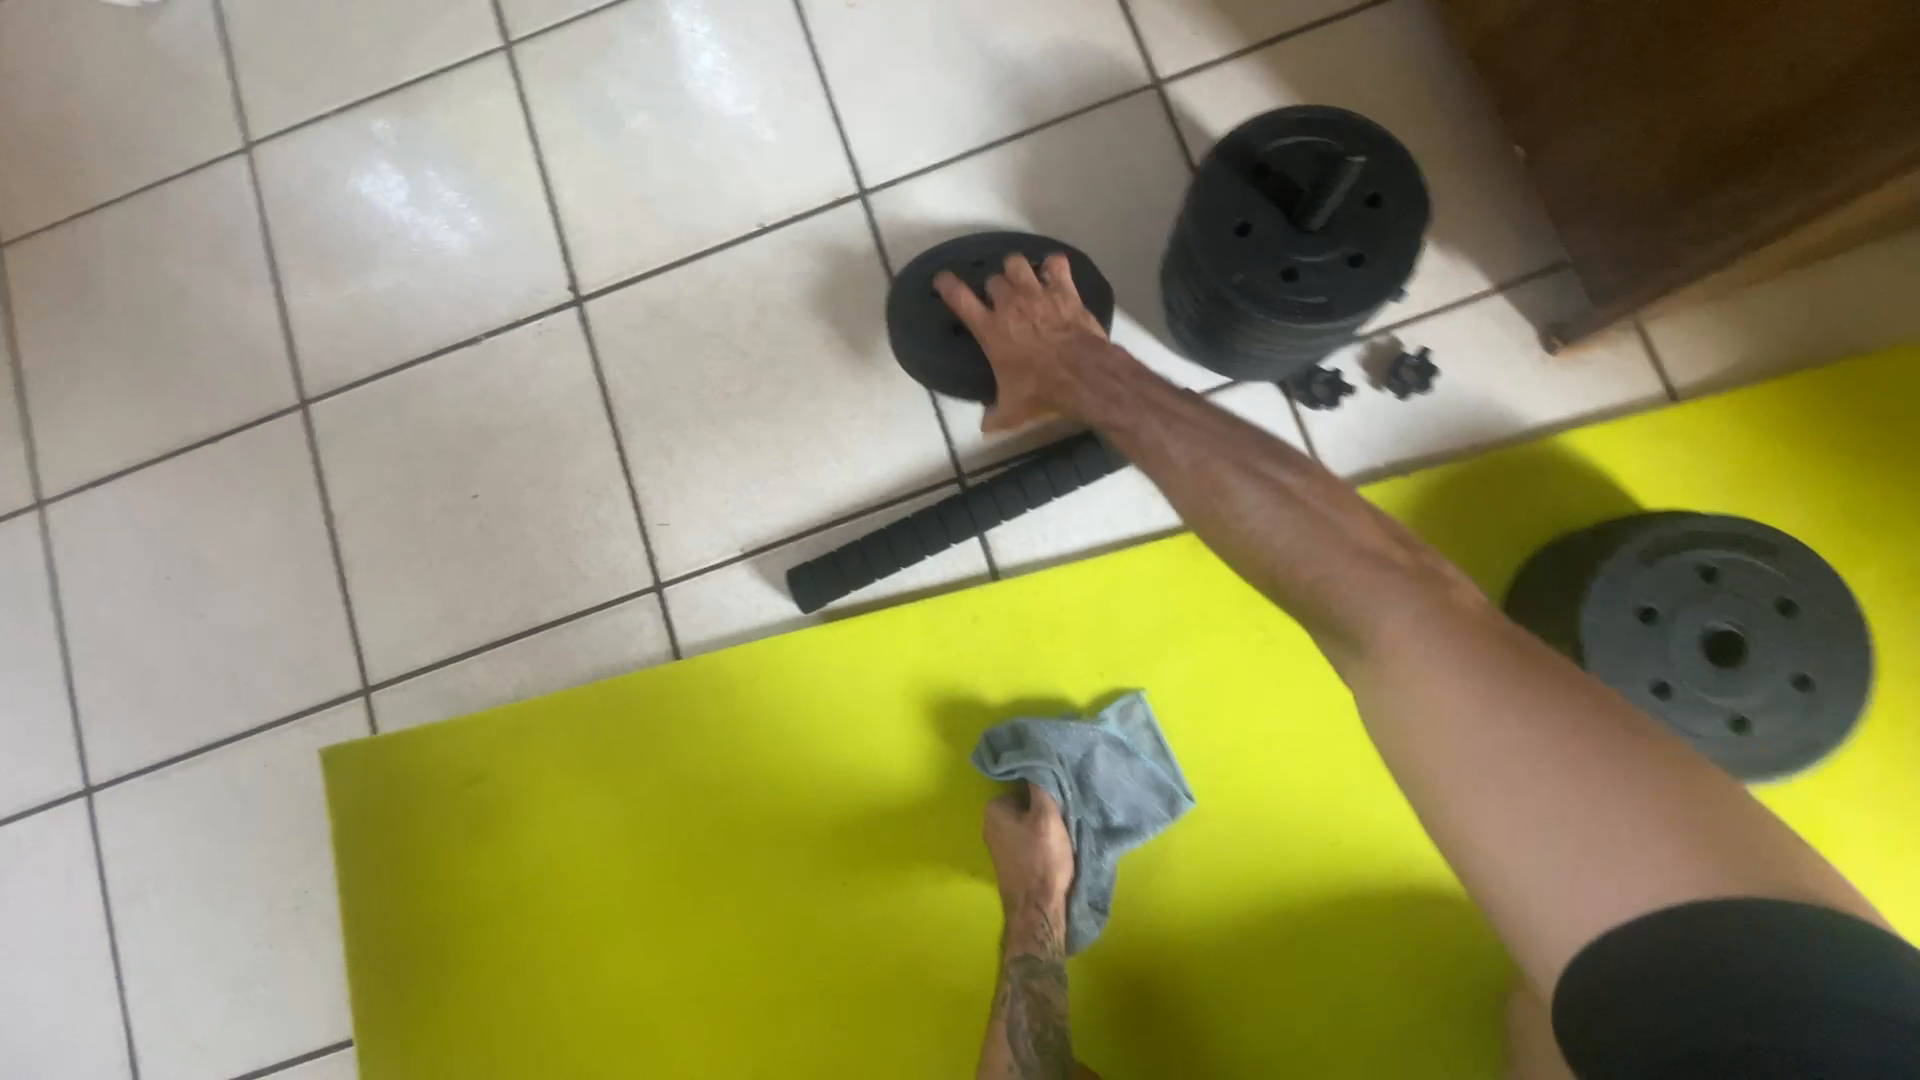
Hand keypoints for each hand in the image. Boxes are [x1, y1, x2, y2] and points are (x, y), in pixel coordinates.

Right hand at [934, 253, 1118, 432]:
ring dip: (1017, 270)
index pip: (959, 299)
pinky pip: (1055, 263)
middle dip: (994, 288)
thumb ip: (995, 417)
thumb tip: (985, 429)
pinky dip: (1053, 266)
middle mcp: (1010, 305)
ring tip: (1023, 280)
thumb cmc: (1041, 390)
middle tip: (1001, 301)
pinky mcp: (1064, 291)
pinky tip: (1053, 273)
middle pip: (993, 280)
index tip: (943, 279)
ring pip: (1017, 263)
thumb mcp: (1012, 411)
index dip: (948, 286)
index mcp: (990, 330)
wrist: (1081, 375)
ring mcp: (1037, 294)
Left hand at [983, 782, 1074, 917]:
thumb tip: (1036, 758)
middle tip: (1061, 823)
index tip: (1058, 806)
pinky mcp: (1010, 861)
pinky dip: (1040, 843)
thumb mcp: (1047, 816)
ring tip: (1060, 839)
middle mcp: (990, 824)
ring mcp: (998, 845)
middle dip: (1043, 811)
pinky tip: (1053, 853)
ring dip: (1044, 828)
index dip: (1043, 795)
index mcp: (993, 808)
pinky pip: (1027, 840)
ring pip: (1028, 823)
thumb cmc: (1042, 859)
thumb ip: (1040, 785)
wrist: (1038, 909)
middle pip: (1025, 804)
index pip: (1023, 786)